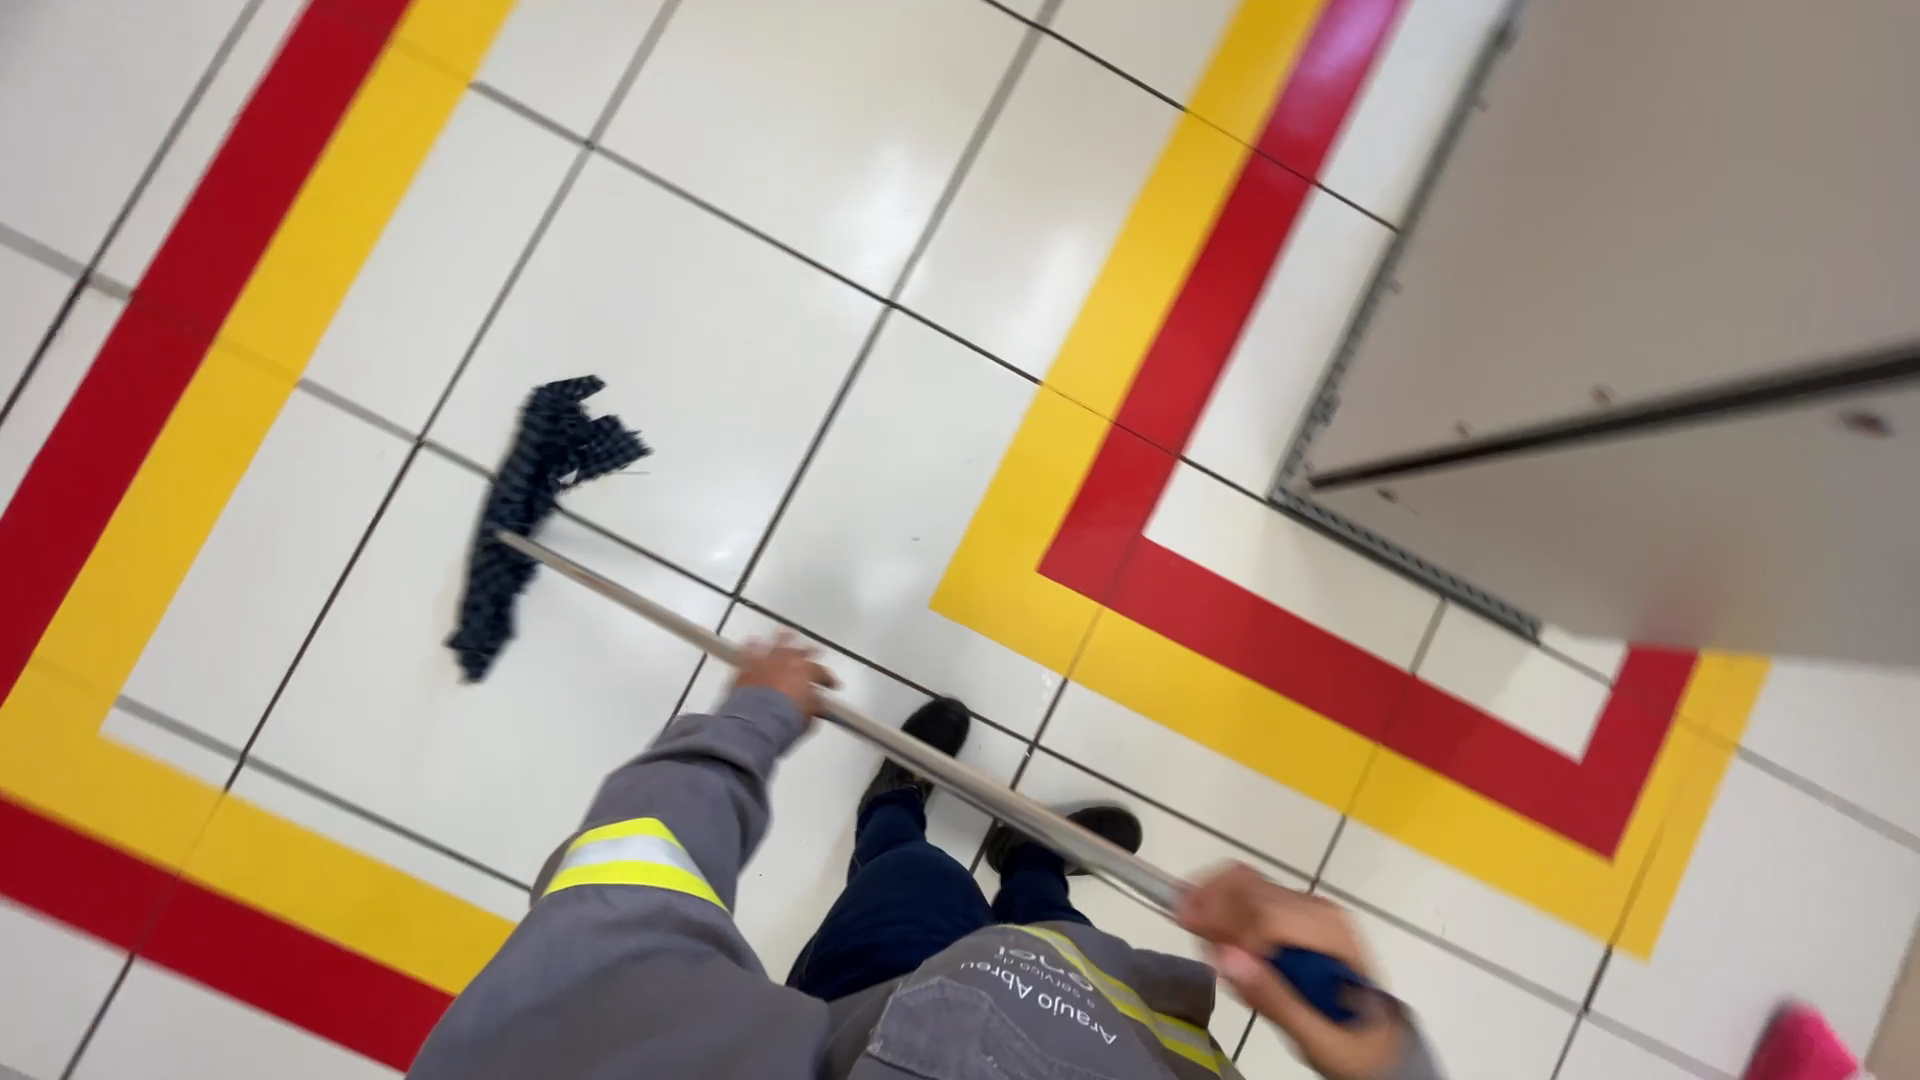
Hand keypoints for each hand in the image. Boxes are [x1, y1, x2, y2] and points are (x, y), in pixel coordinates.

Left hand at [731, 633, 838, 726]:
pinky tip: (753, 641)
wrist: (755, 722)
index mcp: (805, 671)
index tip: (832, 685)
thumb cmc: (785, 719)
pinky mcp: (745, 667)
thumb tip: (818, 703)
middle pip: (800, 651)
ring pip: (776, 644)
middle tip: (813, 652)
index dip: (828, 679)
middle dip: (808, 652)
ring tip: (787, 634)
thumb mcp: (809, 715)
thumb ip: (816, 704)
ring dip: (783, 639)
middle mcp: (786, 660)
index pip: (821, 672)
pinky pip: (748, 651)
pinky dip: (752, 646)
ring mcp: (765, 662)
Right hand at [1180, 863, 1403, 1079]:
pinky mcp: (1291, 908)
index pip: (1267, 914)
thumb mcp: (1320, 1040)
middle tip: (1183, 928)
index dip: (1230, 929)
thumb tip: (1226, 959)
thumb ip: (1275, 1000)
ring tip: (1191, 923)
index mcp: (1331, 934)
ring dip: (1210, 896)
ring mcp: (1304, 905)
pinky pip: (1247, 889)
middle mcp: (1317, 908)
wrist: (1379, 1039)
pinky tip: (1210, 923)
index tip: (1208, 956)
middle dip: (1210, 904)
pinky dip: (1220, 899)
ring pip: (1244, 880)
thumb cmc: (1353, 1044)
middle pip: (1250, 887)